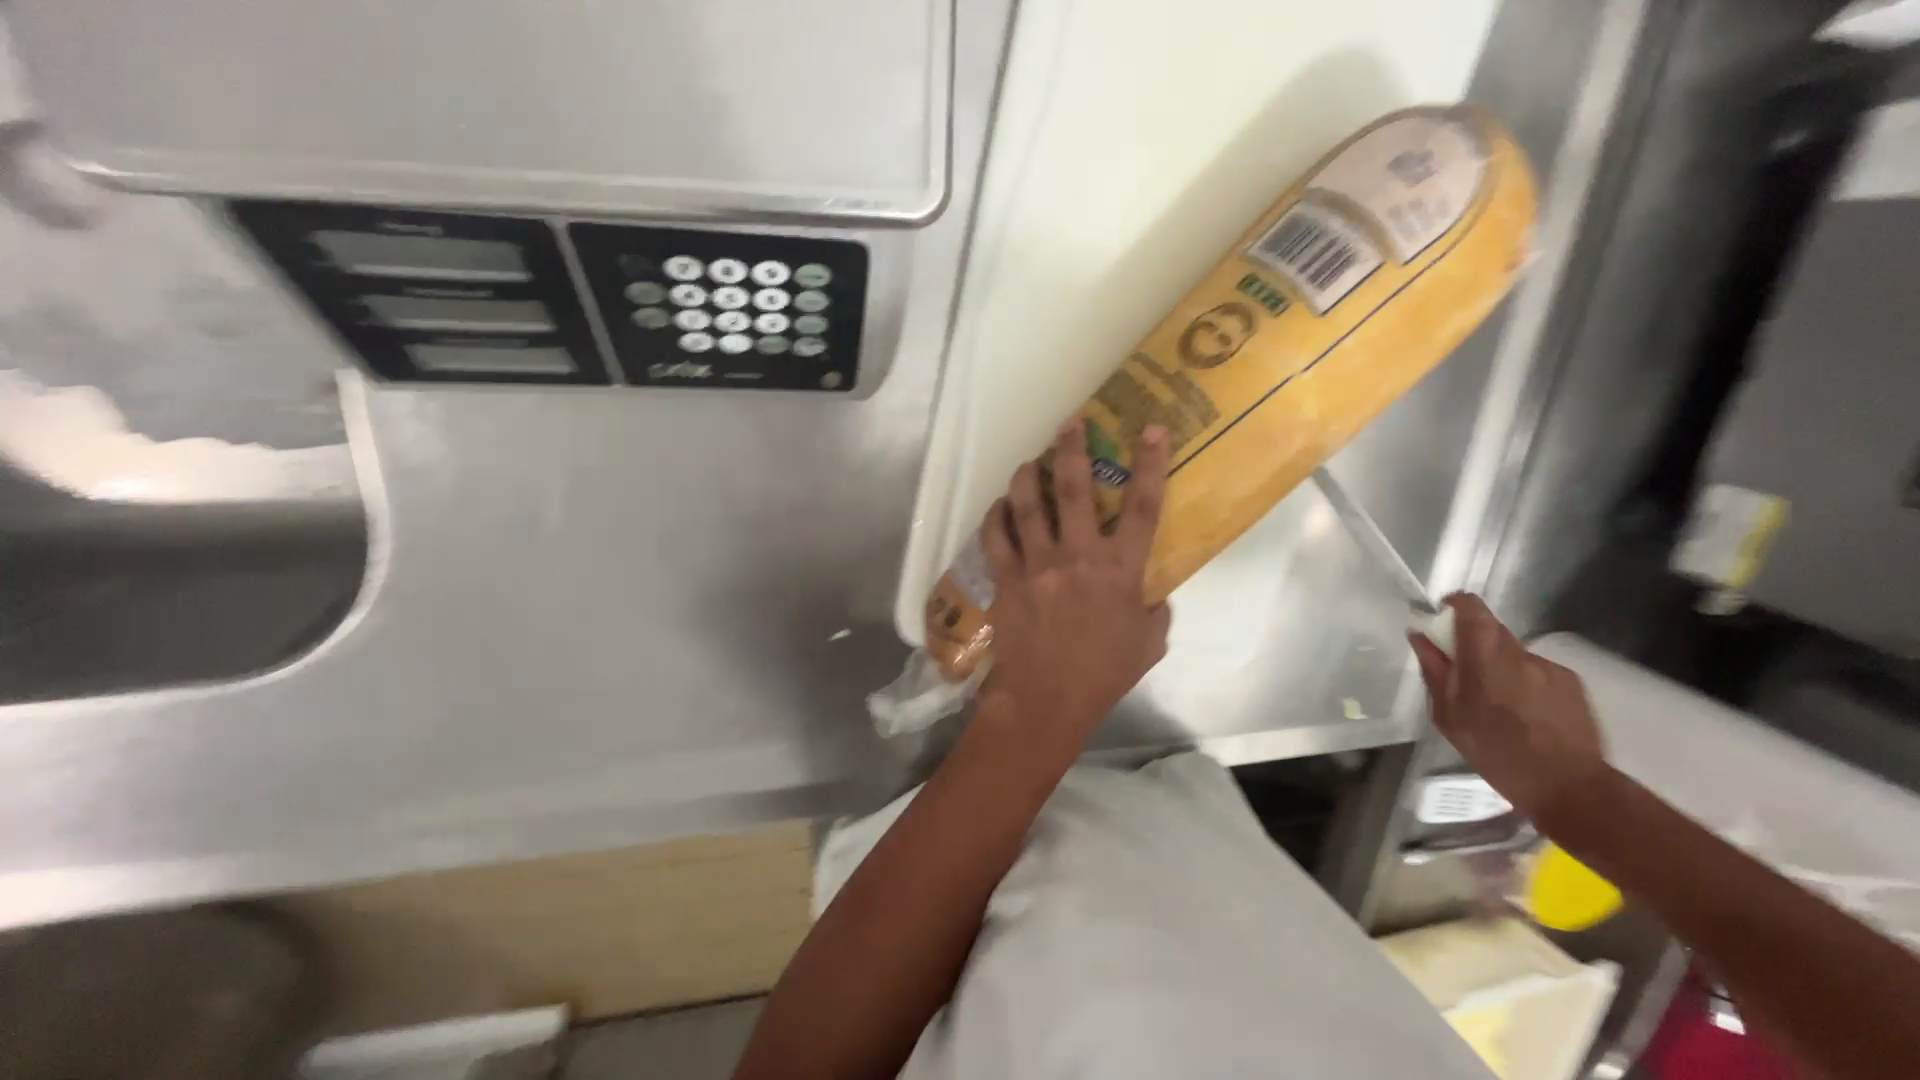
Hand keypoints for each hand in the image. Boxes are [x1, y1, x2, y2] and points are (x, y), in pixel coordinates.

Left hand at [978, 420, 1171, 738]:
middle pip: (1073, 489)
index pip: (1144, 507)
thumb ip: (1154, 610)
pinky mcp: (1006, 580)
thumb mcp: (1149, 643)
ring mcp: (1037, 566)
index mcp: (1120, 570)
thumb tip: (1151, 593)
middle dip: (1072, 449)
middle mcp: (1078, 557)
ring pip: (1025, 505)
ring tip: (1028, 461)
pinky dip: (995, 517)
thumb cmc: (1104, 674)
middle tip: (1070, 422)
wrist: (1047, 700)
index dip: (1151, 464)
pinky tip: (998, 507)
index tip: (1152, 429)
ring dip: (1025, 476)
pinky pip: (995, 537)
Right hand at [1409, 594, 1611, 826]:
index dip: (1453, 608)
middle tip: (1465, 678)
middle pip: (1491, 631)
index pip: (1470, 608)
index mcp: (1485, 658)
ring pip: (1514, 655)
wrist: (1569, 786)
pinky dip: (1526, 684)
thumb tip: (1420, 637)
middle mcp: (1519, 653)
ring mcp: (1549, 666)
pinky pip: (1537, 672)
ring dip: (1501, 669)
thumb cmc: (1496, 753)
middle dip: (1474, 646)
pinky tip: (1527, 716)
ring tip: (1500, 707)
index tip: (1441, 623)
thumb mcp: (1449, 717)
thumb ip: (1435, 671)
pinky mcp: (1571, 681)